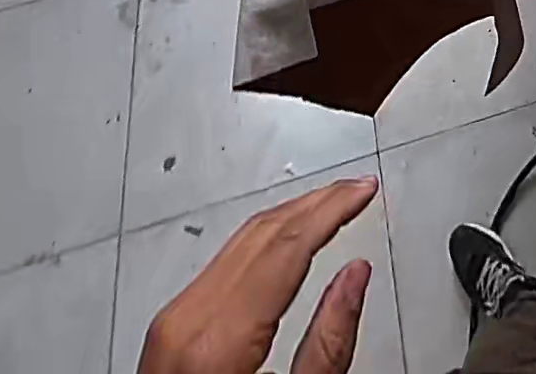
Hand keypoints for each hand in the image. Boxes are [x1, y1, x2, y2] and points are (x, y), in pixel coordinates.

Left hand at [139, 177, 377, 373]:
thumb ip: (327, 346)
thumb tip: (356, 274)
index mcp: (216, 340)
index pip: (286, 244)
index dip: (331, 208)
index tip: (364, 190)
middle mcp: (187, 315)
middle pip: (264, 231)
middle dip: (316, 202)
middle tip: (357, 188)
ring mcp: (174, 316)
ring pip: (244, 237)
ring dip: (294, 214)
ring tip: (333, 203)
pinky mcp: (172, 322)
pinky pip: (228, 258)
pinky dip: (268, 238)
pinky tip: (291, 234)